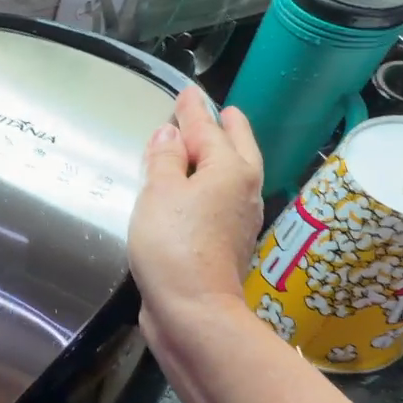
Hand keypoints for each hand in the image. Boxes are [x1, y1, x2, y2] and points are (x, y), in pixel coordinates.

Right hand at [127, 87, 265, 309]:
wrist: (192, 309)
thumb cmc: (173, 246)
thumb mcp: (158, 194)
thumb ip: (164, 160)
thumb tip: (170, 134)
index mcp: (230, 169)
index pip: (207, 129)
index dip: (193, 111)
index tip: (188, 93)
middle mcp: (244, 190)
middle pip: (236, 149)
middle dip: (225, 128)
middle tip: (219, 112)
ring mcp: (241, 220)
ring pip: (235, 175)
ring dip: (224, 157)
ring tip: (212, 147)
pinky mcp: (229, 245)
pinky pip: (224, 202)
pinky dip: (214, 188)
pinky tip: (202, 193)